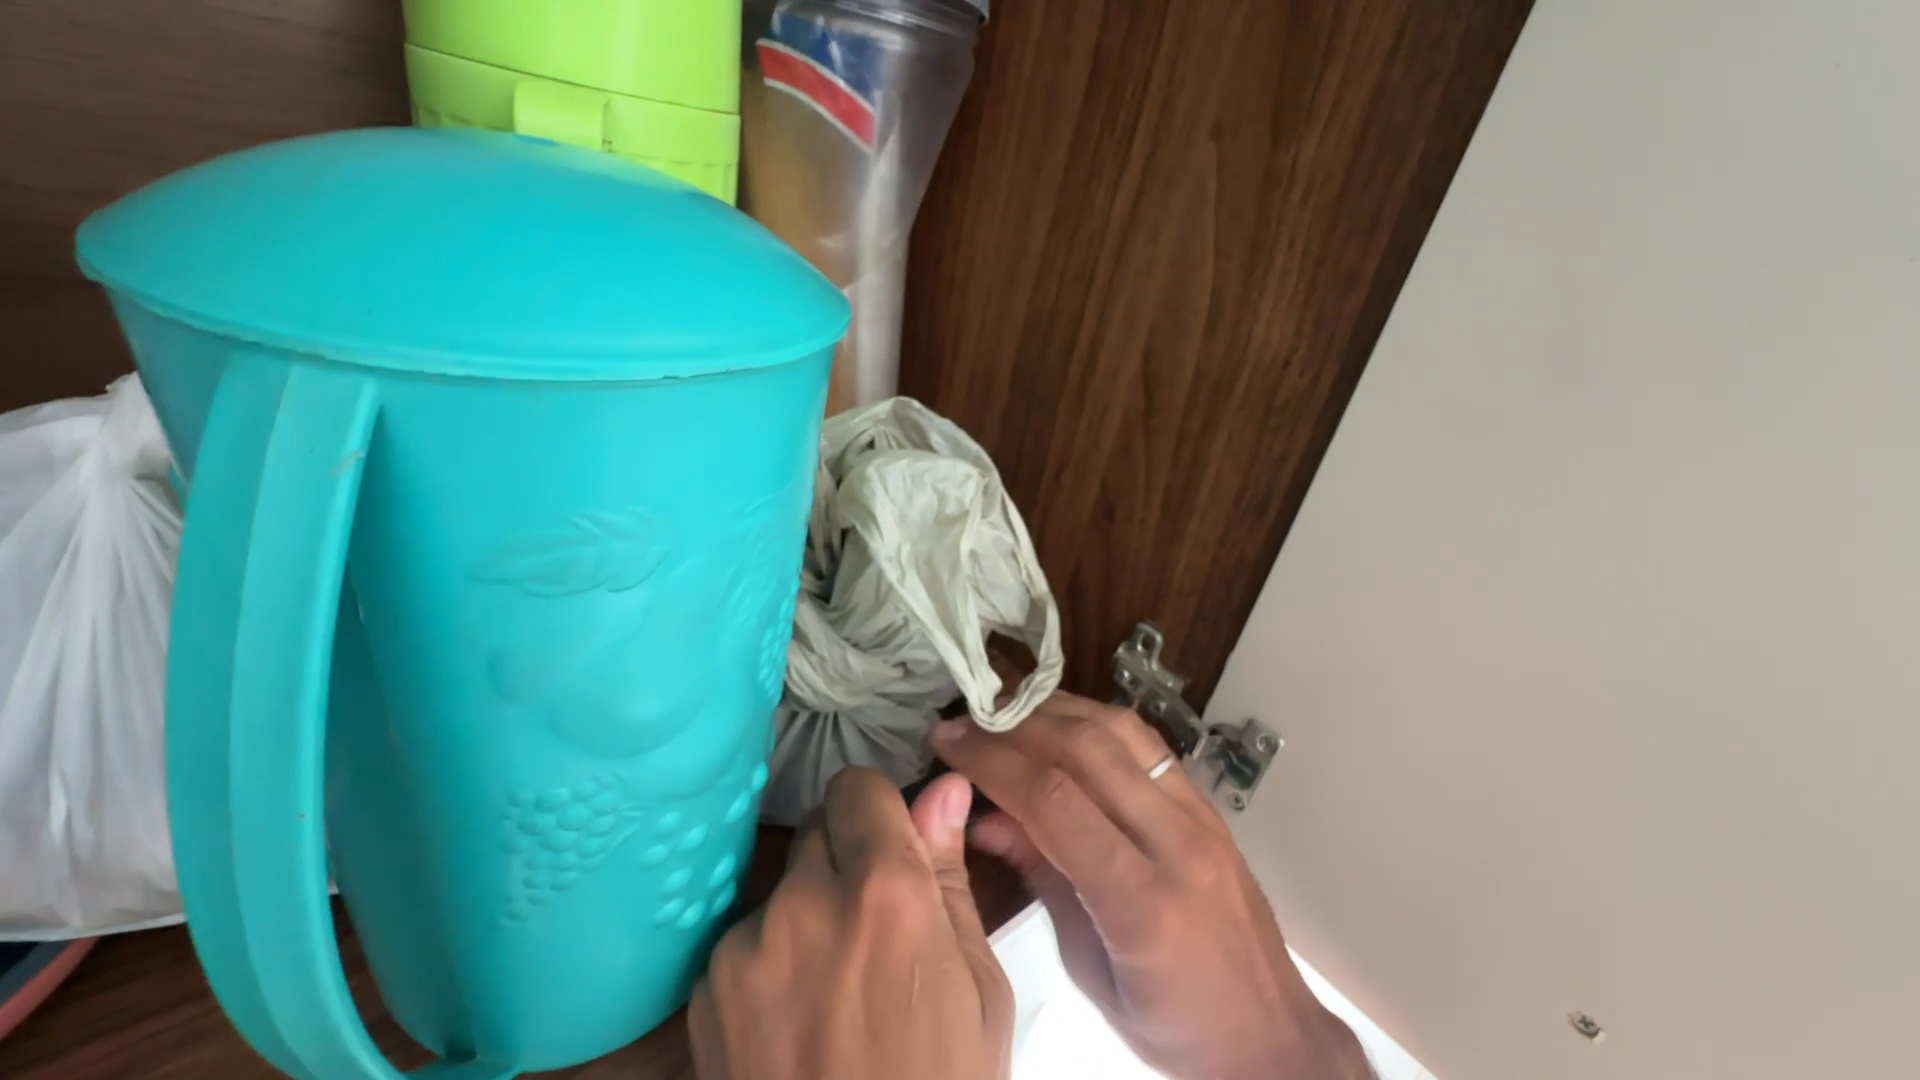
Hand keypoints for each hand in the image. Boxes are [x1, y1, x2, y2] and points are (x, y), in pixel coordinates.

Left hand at [688, 767, 1013, 1079]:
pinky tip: (796, 1015)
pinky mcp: (707, 991)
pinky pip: (747, 938)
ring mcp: (746, 948)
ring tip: (834, 984)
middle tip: (873, 921)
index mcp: (886, 894)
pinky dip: (772, 957)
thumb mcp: (978, 990)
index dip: (880, 812)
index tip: (894, 846)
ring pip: (783, 885)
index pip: (859, 787)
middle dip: (847, 856)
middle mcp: (805, 904)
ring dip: (809, 909)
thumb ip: (950, 877)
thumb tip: (946, 791)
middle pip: (818, 828)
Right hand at [931, 693, 1369, 1079]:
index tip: (948, 742)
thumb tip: (986, 818)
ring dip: (1053, 709)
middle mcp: (1176, 842)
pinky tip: (1059, 722)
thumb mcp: (1090, 972)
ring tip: (1002, 711)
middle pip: (1084, 749)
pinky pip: (1145, 741)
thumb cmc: (1174, 1024)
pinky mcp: (1208, 805)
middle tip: (964, 722)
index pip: (1054, 800)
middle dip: (1012, 725)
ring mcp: (1199, 815)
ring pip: (1118, 730)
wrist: (1272, 1035)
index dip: (991, 760)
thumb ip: (1043, 882)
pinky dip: (1092, 719)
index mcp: (1142, 901)